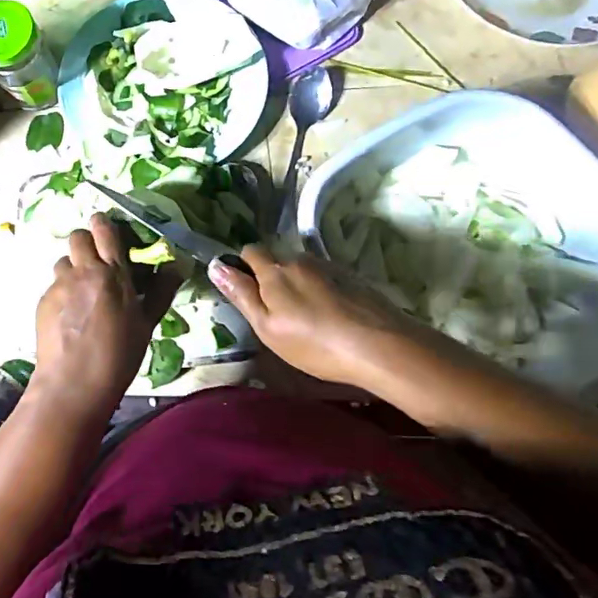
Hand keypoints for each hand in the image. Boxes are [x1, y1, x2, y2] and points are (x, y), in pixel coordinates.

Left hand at [31, 214, 174, 418]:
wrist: (74, 385)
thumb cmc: (119, 355)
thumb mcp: (147, 323)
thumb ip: (162, 290)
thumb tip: (178, 265)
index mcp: (112, 273)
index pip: (104, 229)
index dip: (103, 223)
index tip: (107, 228)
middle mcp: (83, 271)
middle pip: (78, 236)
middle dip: (86, 242)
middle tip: (97, 263)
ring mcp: (60, 285)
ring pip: (63, 260)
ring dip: (73, 268)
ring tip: (83, 292)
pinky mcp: (43, 300)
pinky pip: (54, 284)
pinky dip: (63, 292)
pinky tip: (71, 316)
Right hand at [207, 246, 408, 388]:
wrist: (382, 346)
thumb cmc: (315, 343)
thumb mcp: (268, 327)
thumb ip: (241, 293)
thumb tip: (215, 264)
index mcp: (274, 269)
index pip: (249, 251)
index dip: (244, 268)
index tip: (248, 294)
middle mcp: (299, 259)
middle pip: (277, 259)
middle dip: (272, 278)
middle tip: (279, 314)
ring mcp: (328, 266)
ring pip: (302, 269)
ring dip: (298, 285)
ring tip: (308, 319)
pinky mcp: (352, 277)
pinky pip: (324, 278)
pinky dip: (321, 292)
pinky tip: (331, 317)